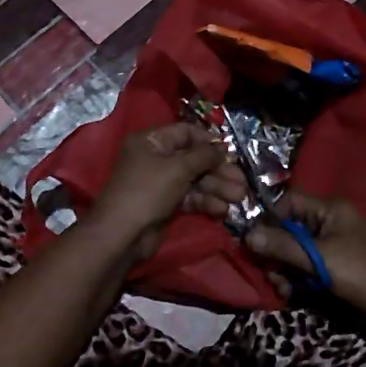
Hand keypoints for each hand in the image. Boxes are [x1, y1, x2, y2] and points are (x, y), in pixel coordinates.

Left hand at [84, 123, 246, 260]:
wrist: (123, 234)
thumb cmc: (148, 191)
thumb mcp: (177, 168)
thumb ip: (203, 155)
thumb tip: (222, 147)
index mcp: (152, 141)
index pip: (185, 132)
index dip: (208, 141)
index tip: (230, 151)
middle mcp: (155, 158)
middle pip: (193, 159)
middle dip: (219, 170)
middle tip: (241, 182)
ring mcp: (160, 182)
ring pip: (194, 180)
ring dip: (217, 188)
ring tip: (239, 198)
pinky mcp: (165, 204)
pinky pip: (190, 197)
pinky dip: (206, 202)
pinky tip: (223, 210)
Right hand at [247, 192, 365, 314]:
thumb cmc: (359, 272)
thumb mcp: (318, 257)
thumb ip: (282, 246)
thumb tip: (247, 235)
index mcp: (329, 209)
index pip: (289, 201)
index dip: (271, 217)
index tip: (257, 239)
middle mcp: (328, 222)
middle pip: (288, 227)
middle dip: (275, 250)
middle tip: (269, 271)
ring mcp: (330, 244)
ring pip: (293, 248)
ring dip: (283, 267)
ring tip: (282, 287)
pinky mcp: (331, 265)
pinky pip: (303, 263)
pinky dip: (294, 276)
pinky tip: (290, 291)